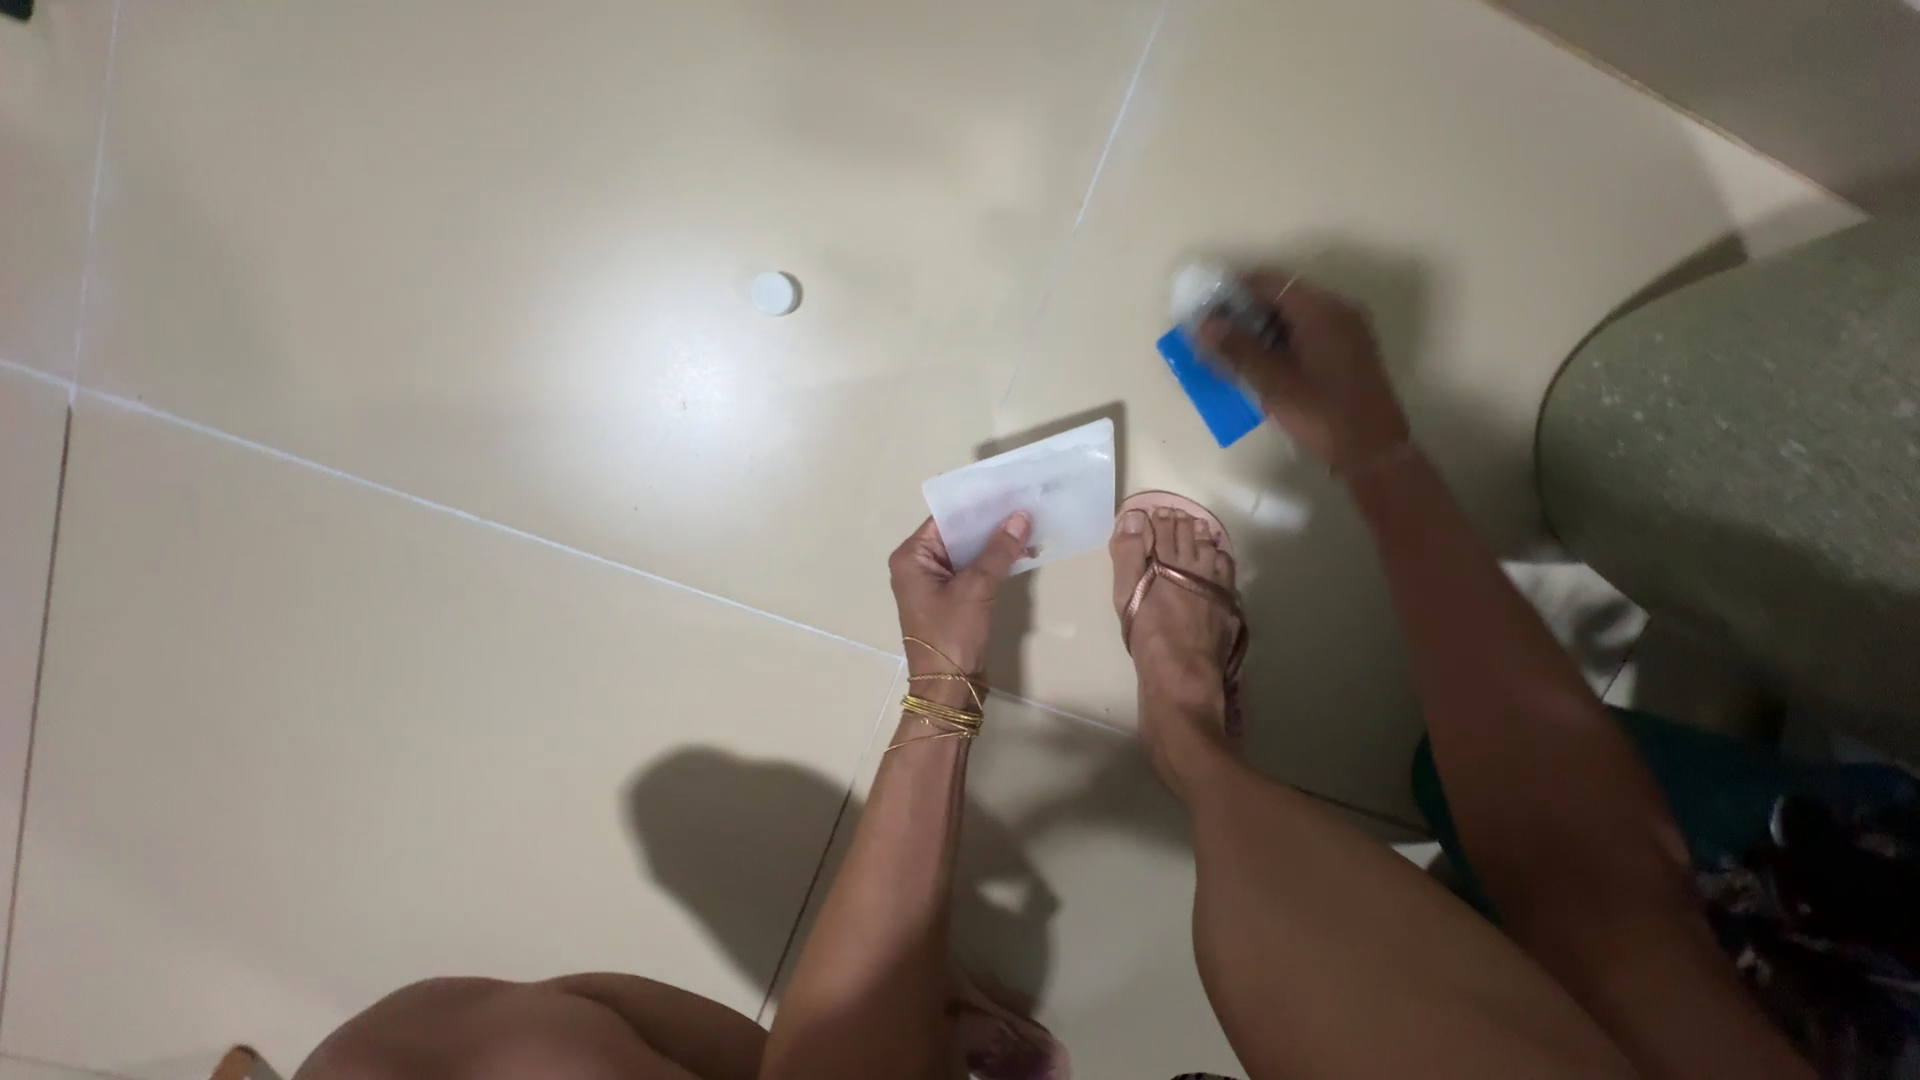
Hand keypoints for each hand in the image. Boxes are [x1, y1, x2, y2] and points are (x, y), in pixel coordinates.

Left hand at [887, 513, 1031, 681]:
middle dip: (990, 520)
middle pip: (957, 532)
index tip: (1008, 487)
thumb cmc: (952, 634)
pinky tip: (1021, 550)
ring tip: (1030, 523)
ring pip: (968, 551)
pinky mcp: (951, 598)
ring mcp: (934, 583)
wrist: (950, 687)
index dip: (977, 503)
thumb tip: (1020, 516)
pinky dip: (994, 561)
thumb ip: (998, 550)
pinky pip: (973, 569)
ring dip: (996, 541)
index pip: (946, 517)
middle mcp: (918, 564)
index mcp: (911, 556)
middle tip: (1025, 501)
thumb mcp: (976, 588)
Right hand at [1197, 272, 1410, 473]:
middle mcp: (1338, 311)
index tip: (1205, 312)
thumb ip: (1237, 350)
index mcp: (1321, 311)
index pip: (1269, 283)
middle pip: (1282, 298)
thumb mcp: (1273, 383)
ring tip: (1230, 356)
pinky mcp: (1347, 353)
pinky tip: (1260, 367)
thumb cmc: (1322, 415)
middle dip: (1244, 314)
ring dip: (1260, 331)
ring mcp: (1346, 332)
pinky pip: (1306, 334)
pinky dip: (1280, 343)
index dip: (1233, 292)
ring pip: (1293, 318)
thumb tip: (1203, 324)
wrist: (1373, 452)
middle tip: (1213, 338)